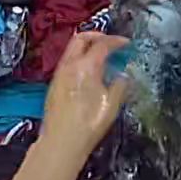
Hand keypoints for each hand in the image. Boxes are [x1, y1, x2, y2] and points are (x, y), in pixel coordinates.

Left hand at [36, 32, 130, 165]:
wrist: (60, 143)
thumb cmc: (88, 125)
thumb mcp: (111, 105)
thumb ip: (119, 85)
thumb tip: (122, 75)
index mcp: (86, 66)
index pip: (102, 44)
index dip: (116, 41)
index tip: (126, 43)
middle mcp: (70, 65)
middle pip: (81, 38)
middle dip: (97, 35)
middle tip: (110, 43)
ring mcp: (59, 73)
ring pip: (72, 48)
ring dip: (86, 46)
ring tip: (100, 55)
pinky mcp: (54, 83)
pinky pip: (67, 60)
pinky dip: (79, 57)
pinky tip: (88, 71)